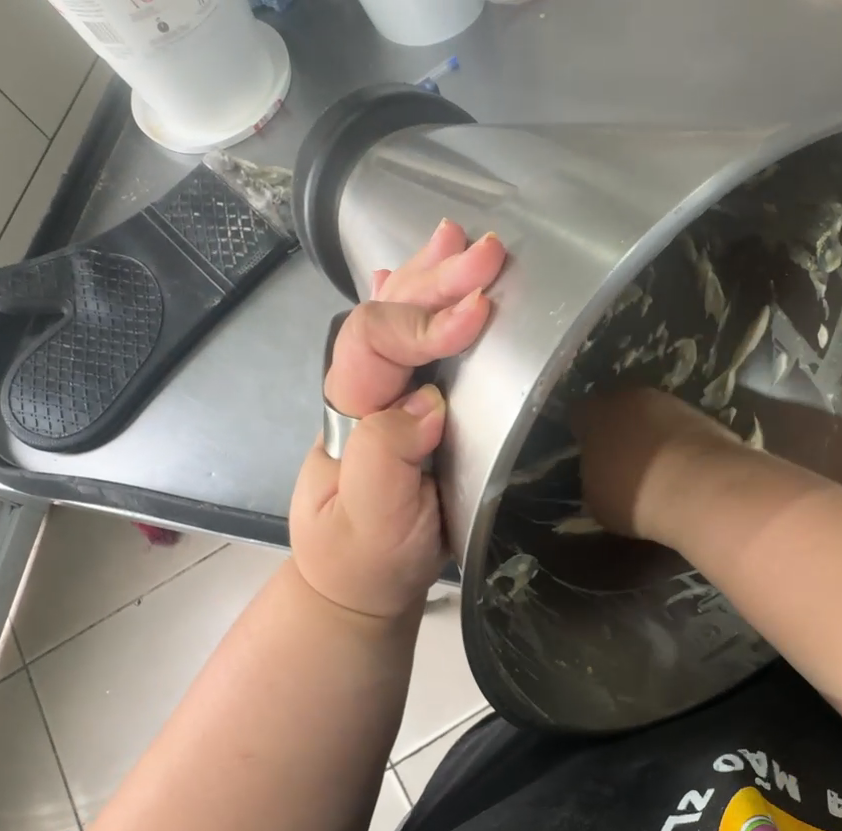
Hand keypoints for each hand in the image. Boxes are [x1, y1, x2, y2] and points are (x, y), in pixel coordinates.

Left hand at [290, 221, 506, 617]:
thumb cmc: (364, 559)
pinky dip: (414, 303)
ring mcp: (382, 397)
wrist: (358, 583)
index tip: (481, 311)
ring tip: (458, 236)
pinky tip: (413, 273)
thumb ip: (386, 459)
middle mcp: (363, 393)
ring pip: (396, 318)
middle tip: (490, 252)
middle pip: (387, 315)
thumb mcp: (371, 523)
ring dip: (428, 274)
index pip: (375, 344)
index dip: (425, 321)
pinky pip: (404, 343)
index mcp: (351, 416)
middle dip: (437, 279)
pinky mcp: (404, 409)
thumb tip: (427, 401)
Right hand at [570, 389, 744, 543]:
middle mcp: (630, 398)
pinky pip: (679, 429)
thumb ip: (593, 477)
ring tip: (655, 467)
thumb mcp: (597, 499)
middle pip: (617, 408)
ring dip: (651, 434)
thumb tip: (600, 474)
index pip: (578, 413)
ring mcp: (670, 403)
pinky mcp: (702, 415)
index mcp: (595, 414)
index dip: (581, 432)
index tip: (584, 451)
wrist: (701, 489)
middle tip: (619, 458)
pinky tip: (681, 469)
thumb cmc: (634, 496)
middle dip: (617, 428)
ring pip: (652, 415)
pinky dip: (678, 443)